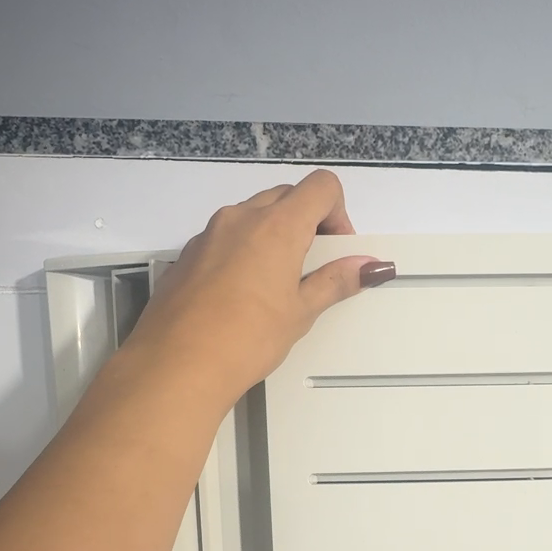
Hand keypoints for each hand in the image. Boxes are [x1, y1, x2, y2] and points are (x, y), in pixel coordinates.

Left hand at [125, 170, 392, 405]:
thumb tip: (373, 266)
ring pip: (254, 214)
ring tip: (278, 285)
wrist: (178, 363)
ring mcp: (209, 232)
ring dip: (276, 235)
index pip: (321, 187)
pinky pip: (226, 236)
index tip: (336, 251)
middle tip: (314, 268)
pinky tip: (244, 295)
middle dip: (309, 223)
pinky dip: (245, 250)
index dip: (338, 213)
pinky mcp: (188, 253)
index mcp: (277, 225)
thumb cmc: (247, 337)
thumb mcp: (301, 311)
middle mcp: (241, 217)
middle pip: (287, 196)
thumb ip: (337, 281)